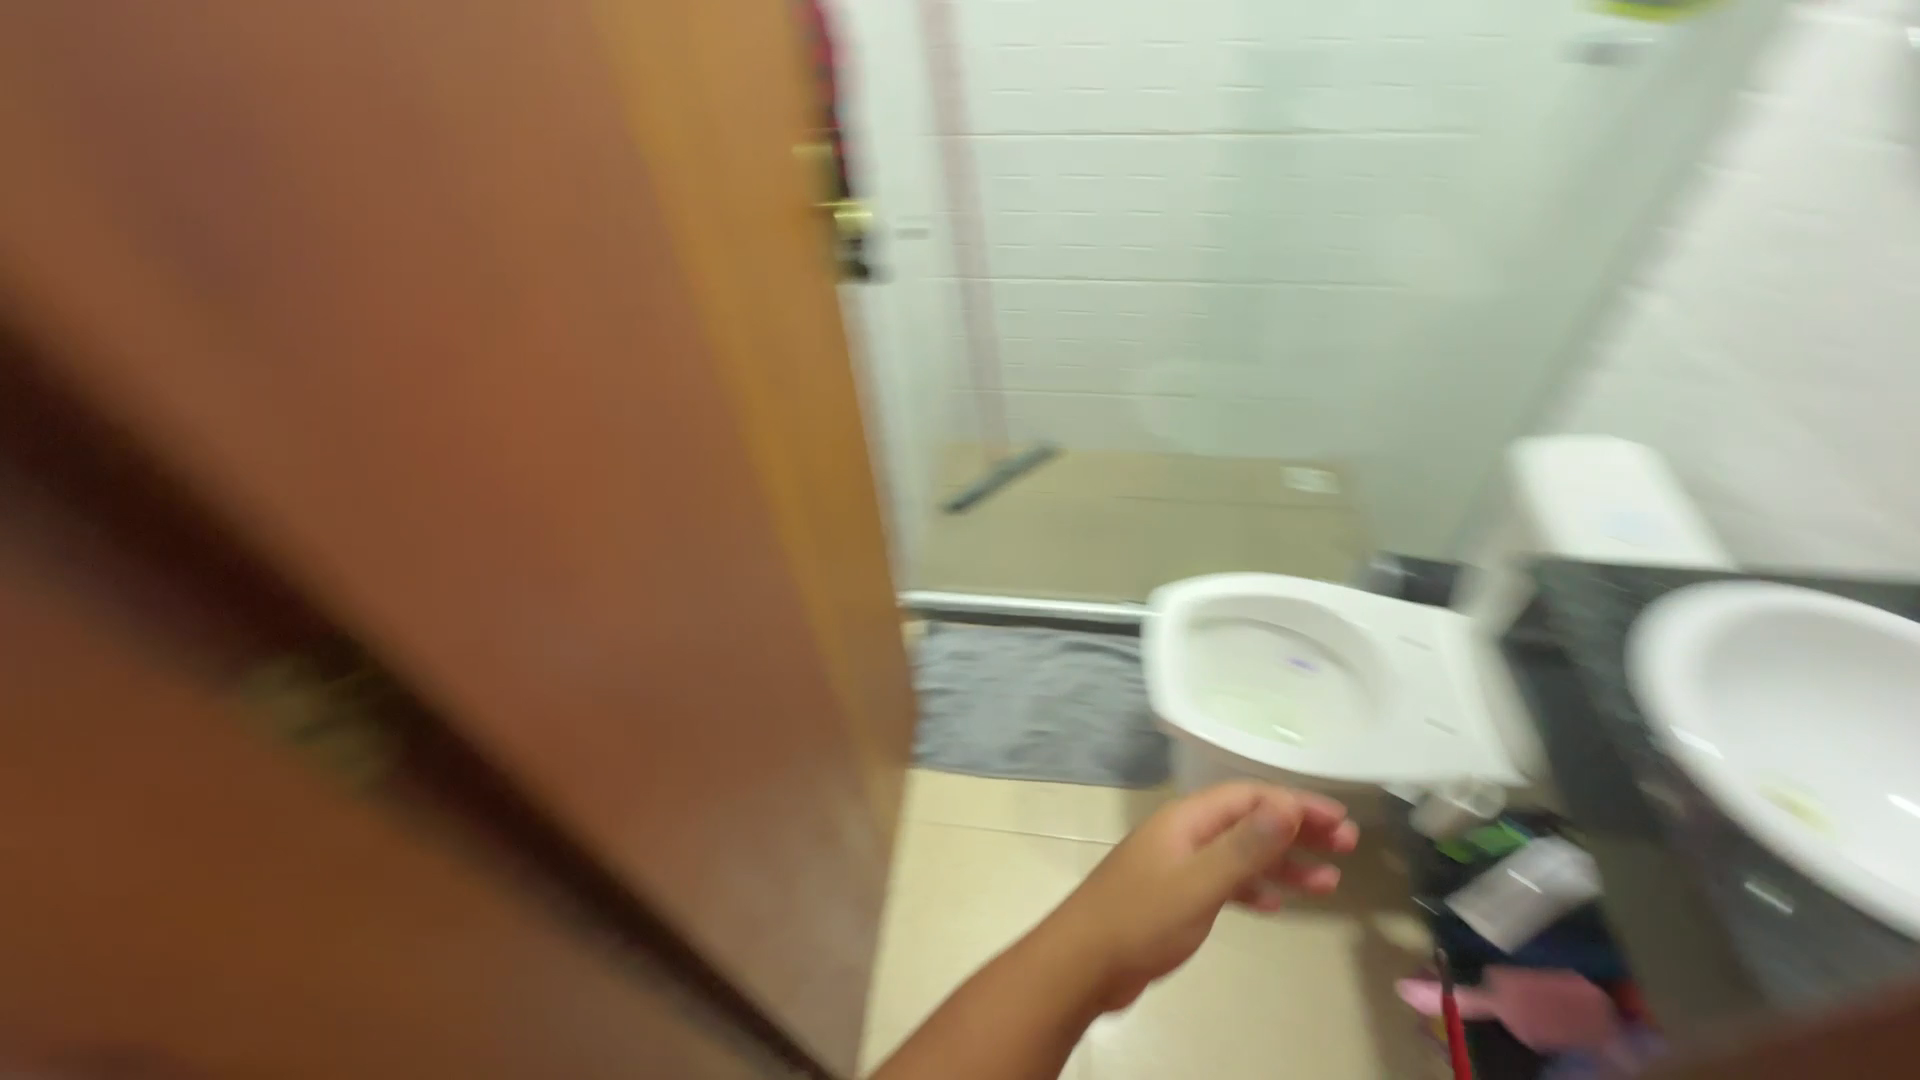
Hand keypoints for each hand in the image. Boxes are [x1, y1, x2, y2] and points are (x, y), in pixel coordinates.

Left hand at [1038, 782, 1358, 1011]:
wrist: (1083, 964)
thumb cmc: (1141, 919)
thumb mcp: (1199, 882)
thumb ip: (1244, 846)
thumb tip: (1287, 804)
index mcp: (1185, 820)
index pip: (1249, 797)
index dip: (1295, 803)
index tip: (1340, 819)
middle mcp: (1182, 834)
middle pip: (1247, 822)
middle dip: (1295, 830)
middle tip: (1346, 846)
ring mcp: (1176, 865)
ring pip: (1238, 855)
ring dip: (1281, 864)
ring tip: (1328, 882)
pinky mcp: (1174, 897)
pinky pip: (1223, 883)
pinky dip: (1251, 889)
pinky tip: (1275, 905)